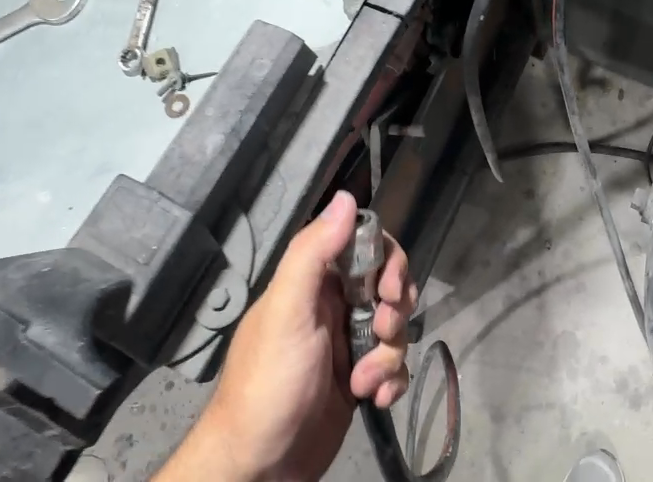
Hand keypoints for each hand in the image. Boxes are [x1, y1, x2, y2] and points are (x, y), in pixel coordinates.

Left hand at [156, 192, 416, 481]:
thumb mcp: (287, 312)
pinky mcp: (357, 382)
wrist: (257, 469)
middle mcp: (332, 308)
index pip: (364, 247)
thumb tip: (347, 197)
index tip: (391, 288)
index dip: (388, 262)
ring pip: (395, 329)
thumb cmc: (267, 384)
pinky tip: (374, 399)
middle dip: (396, 311)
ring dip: (390, 355)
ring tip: (365, 383)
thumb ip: (313, 253)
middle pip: (389, 287)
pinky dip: (391, 381)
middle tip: (383, 333)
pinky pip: (393, 368)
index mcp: (313, 284)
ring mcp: (346, 346)